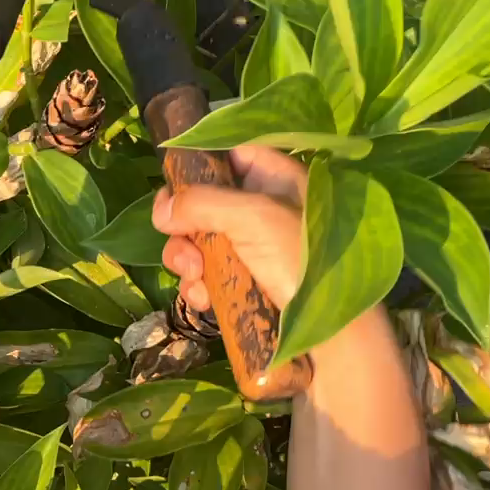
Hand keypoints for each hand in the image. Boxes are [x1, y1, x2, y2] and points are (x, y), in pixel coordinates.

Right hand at [152, 145, 308, 311]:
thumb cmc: (301, 262)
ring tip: (197, 280)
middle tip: (187, 252)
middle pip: (202, 203)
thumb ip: (203, 204)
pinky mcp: (243, 281)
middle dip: (184, 229)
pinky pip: (205, 274)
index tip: (171, 192)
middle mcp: (261, 209)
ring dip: (187, 262)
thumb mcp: (254, 219)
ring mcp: (251, 247)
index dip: (197, 170)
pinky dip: (197, 286)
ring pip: (198, 242)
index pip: (229, 156)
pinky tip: (204, 300)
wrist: (328, 333)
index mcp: (275, 180)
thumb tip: (161, 210)